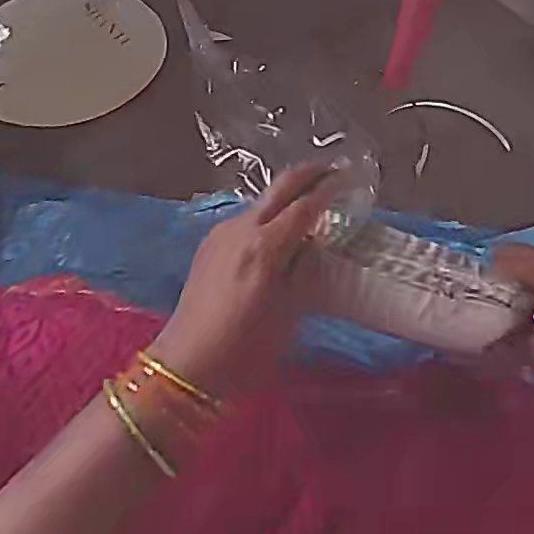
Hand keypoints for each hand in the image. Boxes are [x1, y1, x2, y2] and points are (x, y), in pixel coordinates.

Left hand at [149, 163, 340, 397]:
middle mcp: (242, 229)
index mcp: (266, 247)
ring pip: (262, 201)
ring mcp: (222, 233)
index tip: (347, 176)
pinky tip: (276, 230)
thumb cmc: (245, 347)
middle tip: (332, 168)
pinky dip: (268, 214)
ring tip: (309, 201)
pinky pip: (247, 218)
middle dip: (309, 173)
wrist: (185, 366)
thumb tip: (313, 243)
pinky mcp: (210, 243)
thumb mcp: (289, 311)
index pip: (305, 205)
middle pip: (280, 187)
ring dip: (287, 195)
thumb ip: (304, 269)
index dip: (328, 188)